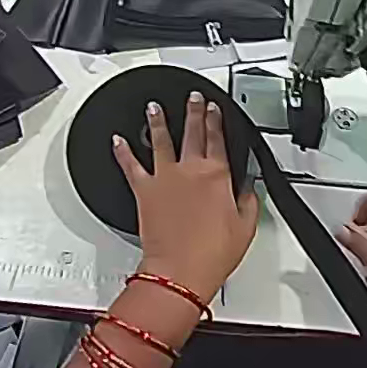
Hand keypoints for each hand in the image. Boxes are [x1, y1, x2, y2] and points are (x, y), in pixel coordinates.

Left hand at [112, 91, 259, 295]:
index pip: (217, 138)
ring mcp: (165, 177)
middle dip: (193, 111)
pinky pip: (130, 165)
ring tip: (154, 107)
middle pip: (192, 131)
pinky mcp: (144, 190)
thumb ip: (247, 202)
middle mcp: (190, 170)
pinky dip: (123, 151)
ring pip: (160, 140)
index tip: (214, 108)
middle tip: (192, 98)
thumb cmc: (211, 253)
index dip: (216, 119)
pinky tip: (118, 140)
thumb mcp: (245, 227)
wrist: (181, 269)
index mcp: (217, 175)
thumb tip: (248, 190)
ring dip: (157, 121)